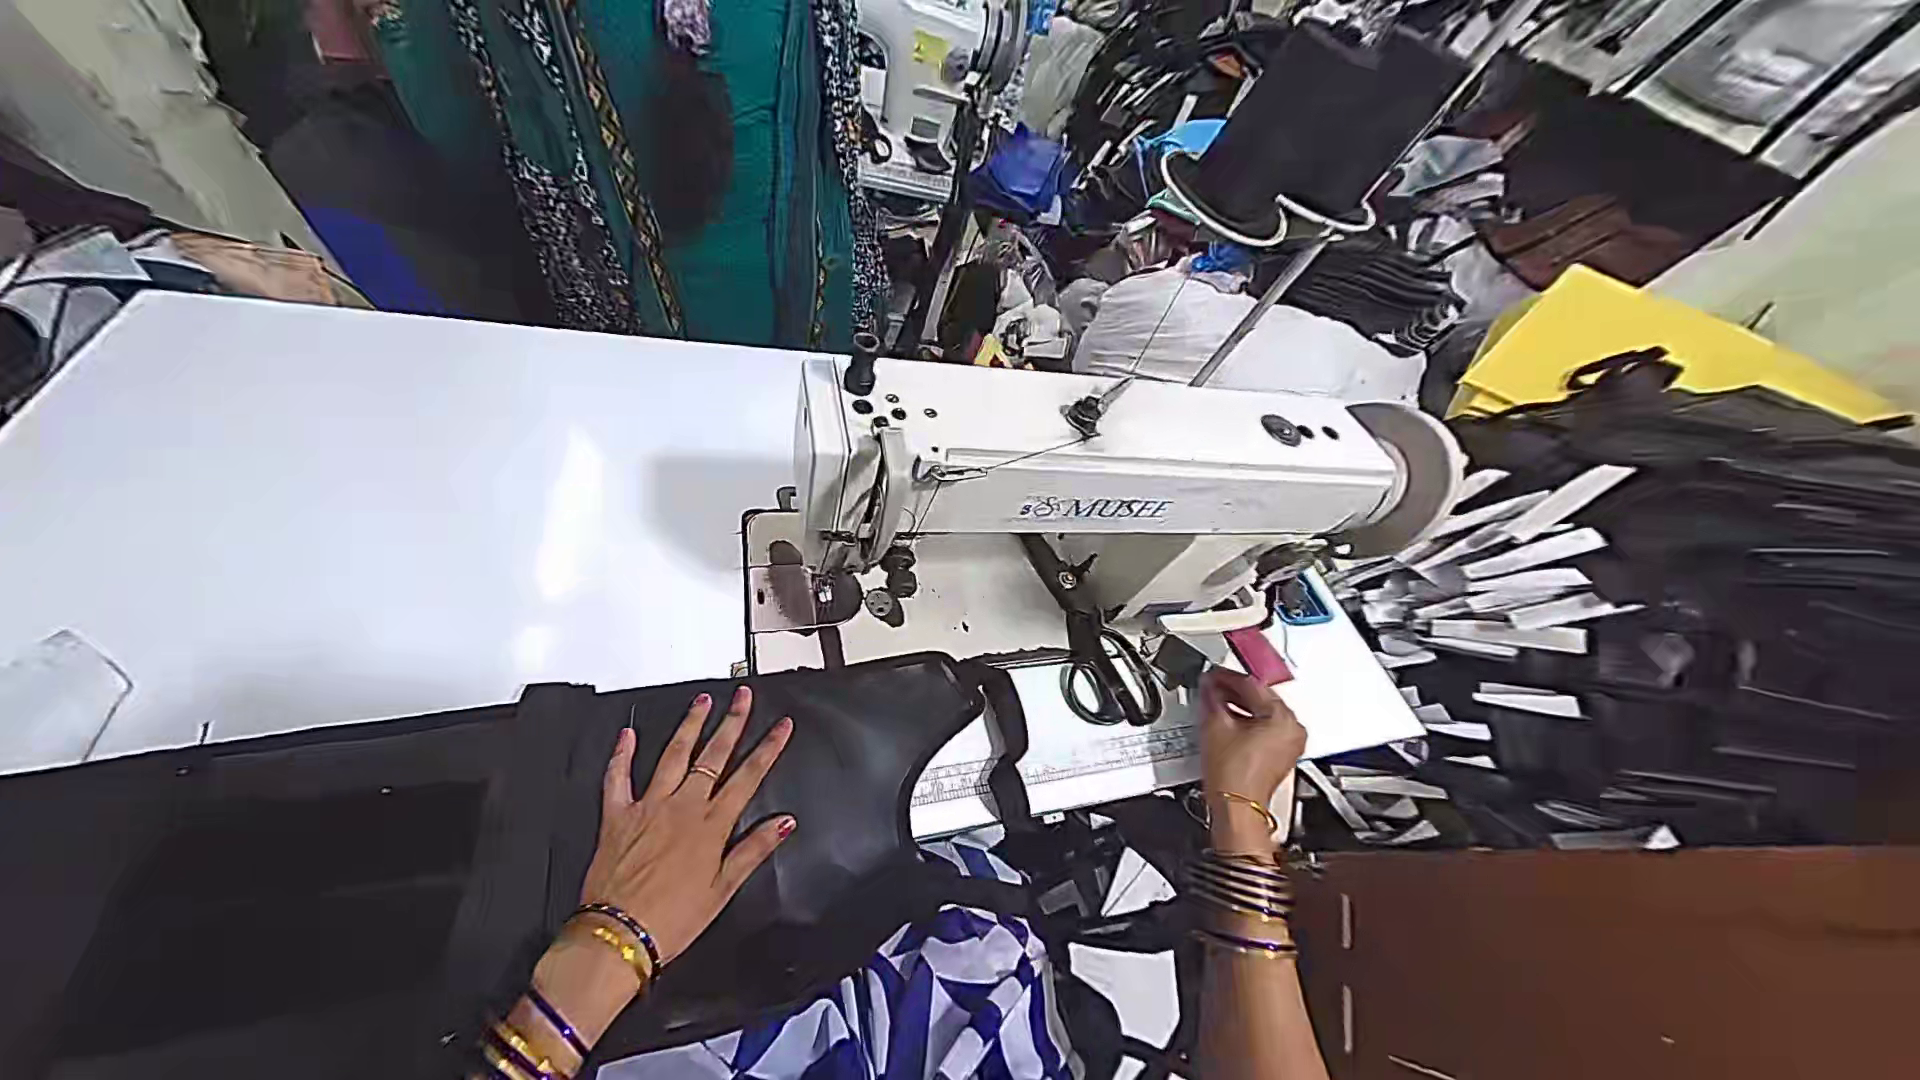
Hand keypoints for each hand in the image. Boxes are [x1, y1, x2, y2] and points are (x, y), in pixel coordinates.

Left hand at [578, 685, 795, 963]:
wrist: (617, 938)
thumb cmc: (671, 919)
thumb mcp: (724, 888)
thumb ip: (755, 849)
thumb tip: (785, 822)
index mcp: (711, 824)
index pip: (749, 775)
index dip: (769, 747)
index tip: (782, 725)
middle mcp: (683, 807)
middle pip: (715, 754)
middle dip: (733, 722)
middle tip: (743, 697)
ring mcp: (650, 807)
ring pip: (674, 755)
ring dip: (691, 725)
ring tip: (703, 701)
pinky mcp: (618, 816)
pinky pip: (618, 778)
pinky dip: (621, 755)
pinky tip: (628, 735)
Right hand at [1198, 668, 1305, 851]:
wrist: (1236, 805)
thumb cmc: (1233, 774)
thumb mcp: (1215, 724)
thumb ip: (1212, 697)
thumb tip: (1209, 685)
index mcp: (1283, 719)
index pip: (1252, 685)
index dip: (1227, 677)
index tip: (1213, 674)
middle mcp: (1293, 730)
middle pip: (1260, 698)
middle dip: (1233, 689)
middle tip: (1212, 683)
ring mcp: (1289, 743)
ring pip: (1262, 712)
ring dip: (1238, 704)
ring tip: (1215, 699)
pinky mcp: (1280, 753)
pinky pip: (1264, 727)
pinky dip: (1245, 719)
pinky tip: (1226, 717)